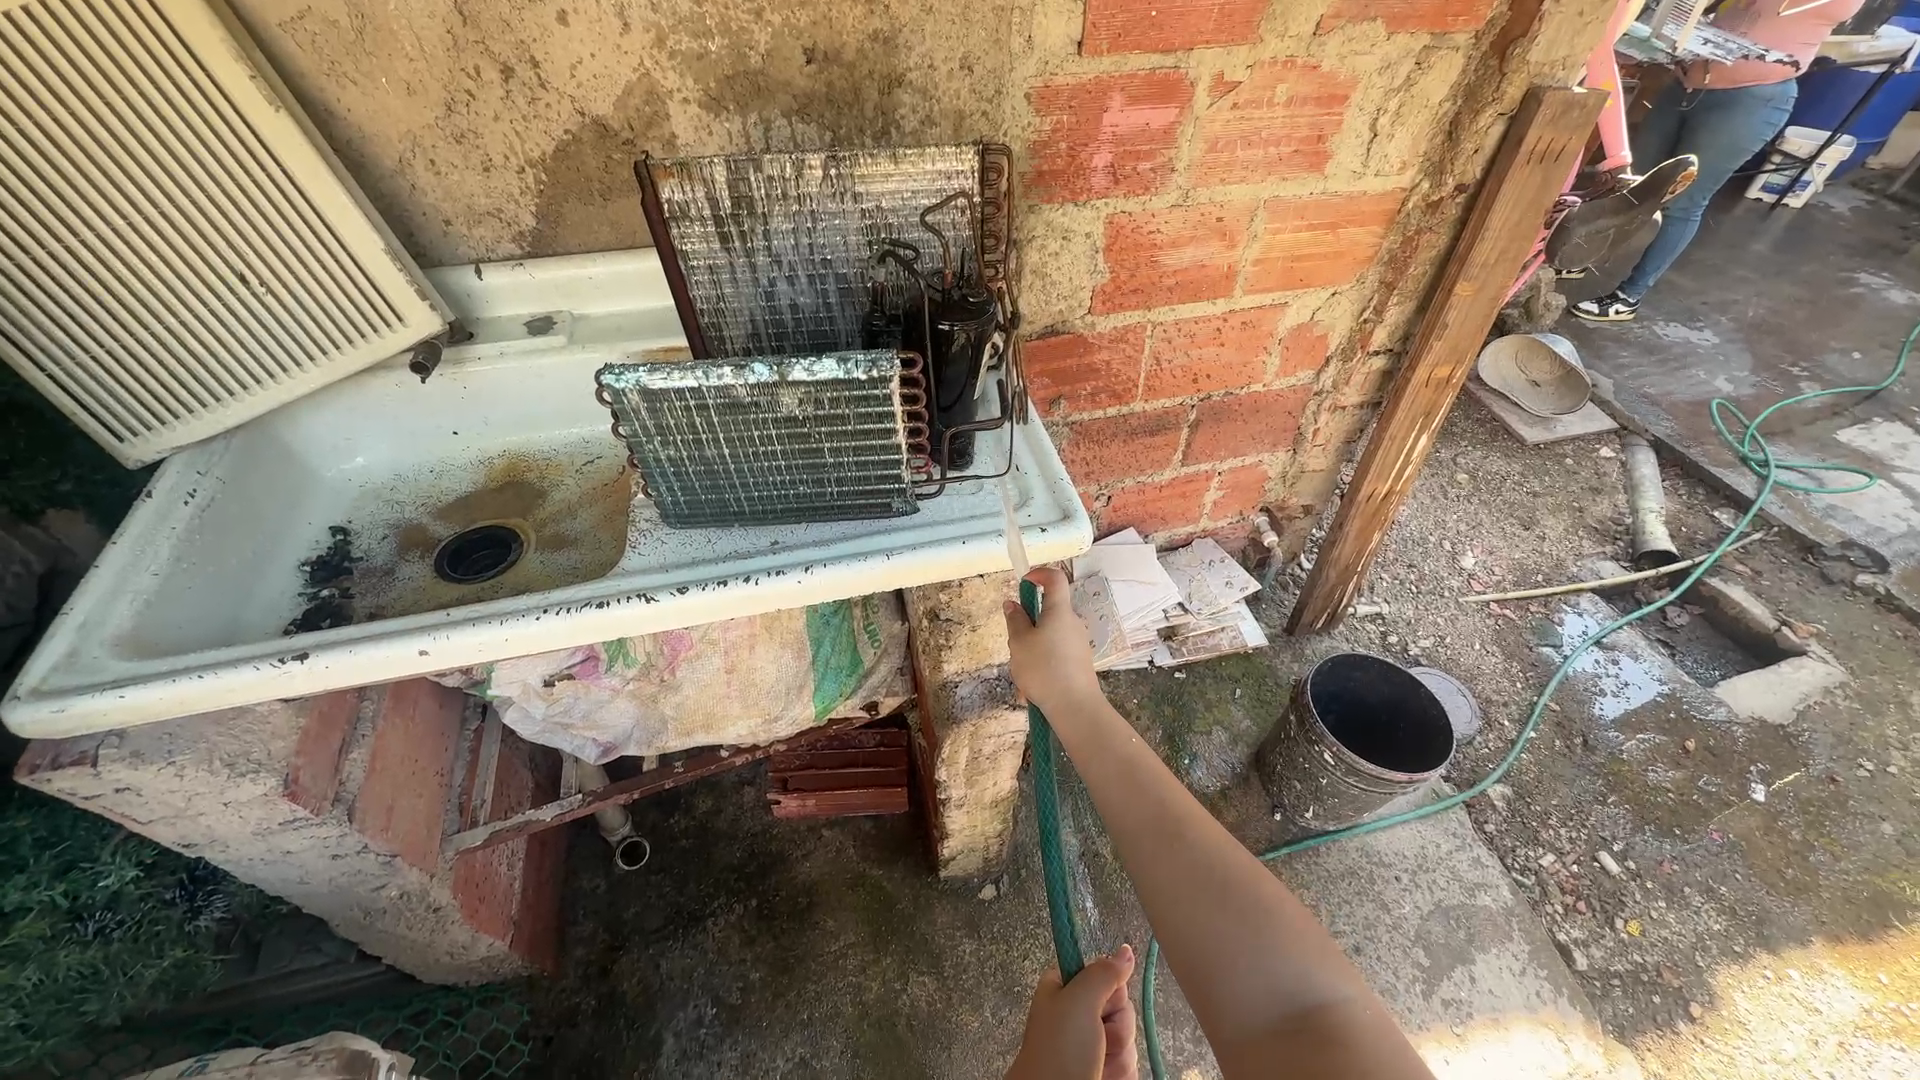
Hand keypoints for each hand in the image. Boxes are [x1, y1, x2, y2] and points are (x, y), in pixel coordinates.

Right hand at [1002, 567, 1101, 715]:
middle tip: (1016, 647)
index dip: (1039, 573)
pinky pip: (1055, 655)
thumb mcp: (1019, 642)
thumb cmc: (1044, 669)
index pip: (1055, 578)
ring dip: (1032, 651)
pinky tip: (1033, 690)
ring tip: (1023, 677)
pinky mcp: (1079, 662)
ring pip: (1048, 637)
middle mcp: (1073, 623)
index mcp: (1059, 611)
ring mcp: (1078, 643)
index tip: (1023, 583)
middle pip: (1048, 612)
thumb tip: (1013, 604)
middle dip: (1027, 626)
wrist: (1075, 706)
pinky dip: (1042, 666)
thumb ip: (1015, 620)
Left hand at [1007, 945, 1138, 1079]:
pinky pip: (1130, 1065)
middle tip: (1098, 1037)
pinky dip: (1120, 1073)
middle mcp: (1079, 1014)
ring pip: (1129, 1038)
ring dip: (1118, 1054)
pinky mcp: (1106, 1071)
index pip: (1104, 973)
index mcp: (1066, 989)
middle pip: (1121, 1006)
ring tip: (1095, 1065)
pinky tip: (1102, 1077)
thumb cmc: (1060, 1050)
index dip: (1109, 988)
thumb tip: (1125, 950)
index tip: (1101, 1002)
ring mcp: (1093, 1045)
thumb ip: (1103, 973)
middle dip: (1117, 1026)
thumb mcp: (1078, 1001)